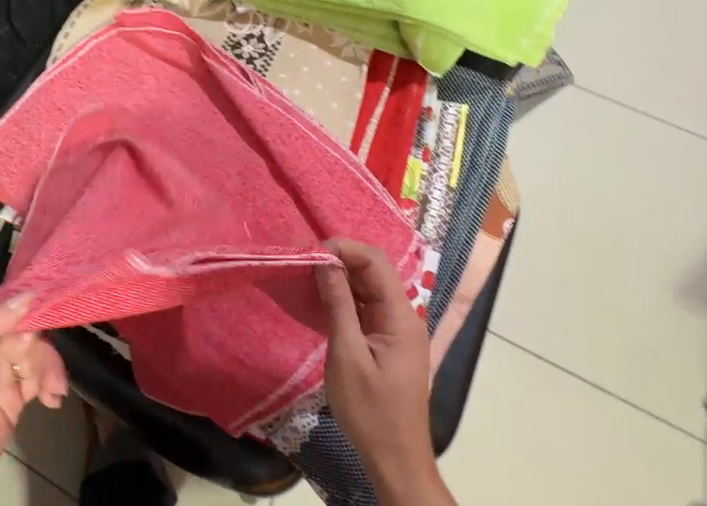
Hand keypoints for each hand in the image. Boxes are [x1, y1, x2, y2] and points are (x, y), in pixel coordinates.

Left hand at [0, 294, 67, 505]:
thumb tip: (27, 294)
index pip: (1, 309)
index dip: (27, 309)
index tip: (54, 311)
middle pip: (22, 334)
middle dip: (40, 352)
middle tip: (52, 377)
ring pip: (32, 357)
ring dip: (48, 371)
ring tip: (54, 393)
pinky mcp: (10, 402)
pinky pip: (35, 382)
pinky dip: (47, 386)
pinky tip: (53, 400)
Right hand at [317, 240, 455, 505]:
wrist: (395, 458)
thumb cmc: (370, 410)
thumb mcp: (347, 355)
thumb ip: (338, 305)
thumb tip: (324, 262)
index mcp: (401, 317)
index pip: (376, 262)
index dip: (344, 248)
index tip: (309, 253)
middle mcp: (404, 316)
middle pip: (373, 271)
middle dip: (338, 259)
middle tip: (301, 263)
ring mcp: (397, 330)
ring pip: (368, 287)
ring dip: (339, 277)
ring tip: (305, 277)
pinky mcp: (387, 342)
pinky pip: (366, 306)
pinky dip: (343, 297)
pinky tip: (320, 300)